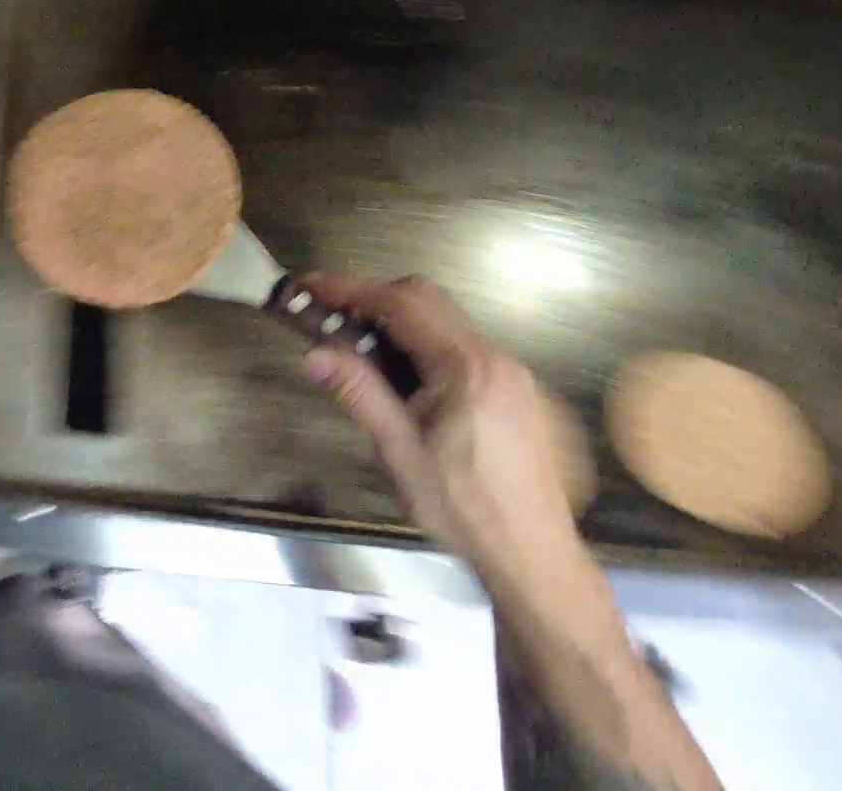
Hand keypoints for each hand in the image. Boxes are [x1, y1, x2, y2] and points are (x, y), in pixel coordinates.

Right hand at [299, 274, 585, 583]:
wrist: (532, 555)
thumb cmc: (461, 506)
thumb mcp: (398, 451)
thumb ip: (358, 393)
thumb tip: (312, 353)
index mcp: (466, 368)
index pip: (401, 305)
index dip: (349, 289)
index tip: (309, 287)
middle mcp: (493, 358)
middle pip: (425, 299)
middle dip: (371, 299)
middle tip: (326, 319)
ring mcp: (507, 372)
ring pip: (442, 321)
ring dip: (393, 322)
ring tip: (352, 351)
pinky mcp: (511, 390)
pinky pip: (457, 346)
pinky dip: (417, 344)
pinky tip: (396, 378)